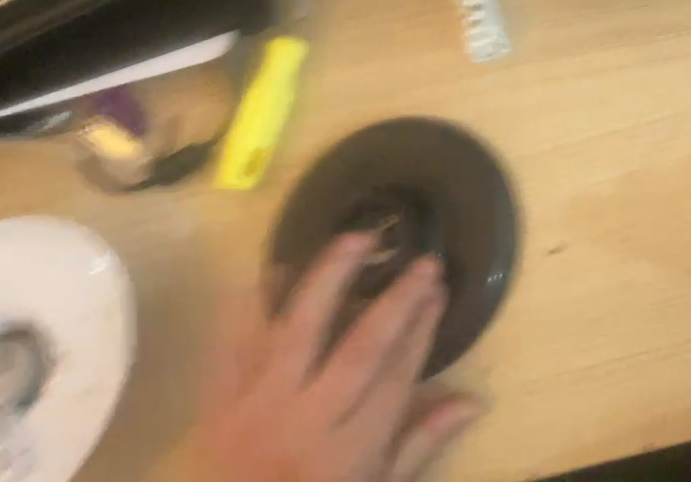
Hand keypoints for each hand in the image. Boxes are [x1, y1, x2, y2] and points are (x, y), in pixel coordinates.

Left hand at [199, 233, 482, 481]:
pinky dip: (250, 304)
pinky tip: (275, 267)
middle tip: (423, 260)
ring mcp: (256, 408)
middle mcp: (305, 423)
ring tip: (354, 237)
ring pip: (297, 332)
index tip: (439, 288)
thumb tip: (474, 400)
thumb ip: (418, 445)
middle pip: (358, 350)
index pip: (395, 379)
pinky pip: (232, 346)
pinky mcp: (216, 404)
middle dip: (396, 301)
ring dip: (328, 280)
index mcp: (347, 453)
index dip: (421, 330)